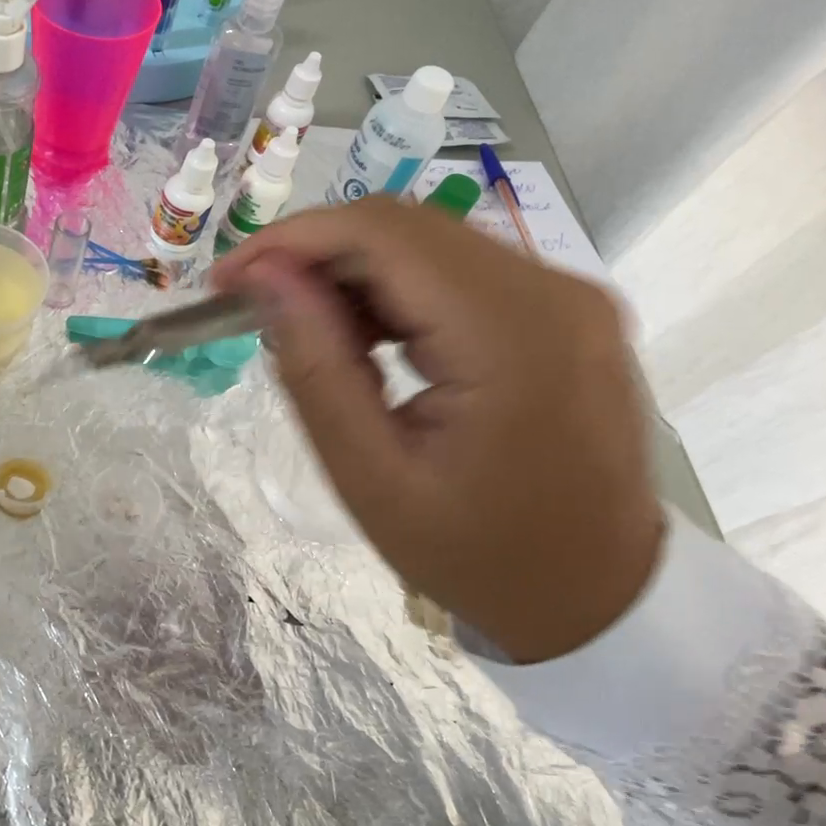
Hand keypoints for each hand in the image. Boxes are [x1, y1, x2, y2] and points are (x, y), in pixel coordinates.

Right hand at [211, 198, 662, 663]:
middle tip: (253, 310)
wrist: (600, 598)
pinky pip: (462, 271)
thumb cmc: (476, 554)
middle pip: (407, 227)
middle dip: (315, 254)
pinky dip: (397, 290)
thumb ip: (315, 367)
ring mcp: (569, 295)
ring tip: (306, 335)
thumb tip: (264, 277)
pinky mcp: (567, 311)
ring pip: (431, 242)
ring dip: (353, 273)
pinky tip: (366, 340)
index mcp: (509, 334)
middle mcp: (553, 289)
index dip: (291, 239)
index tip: (224, 281)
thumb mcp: (370, 476)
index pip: (383, 234)